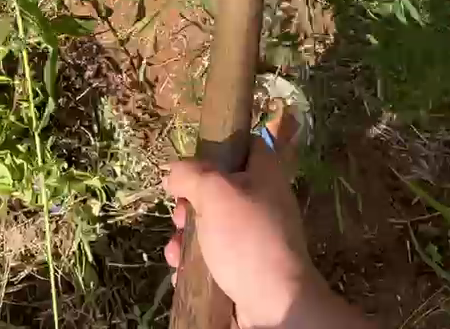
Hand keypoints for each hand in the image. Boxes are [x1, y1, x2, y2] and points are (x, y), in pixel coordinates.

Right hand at [164, 113, 362, 328]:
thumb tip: (173, 175)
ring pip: (211, 223)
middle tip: (180, 213)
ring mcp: (255, 236)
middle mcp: (262, 200)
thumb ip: (190, 174)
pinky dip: (194, 260)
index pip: (246, 143)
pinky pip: (213, 254)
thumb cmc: (247, 237)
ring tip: (177, 247)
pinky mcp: (246, 267)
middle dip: (190, 199)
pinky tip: (181, 268)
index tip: (194, 157)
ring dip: (186, 234)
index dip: (220, 145)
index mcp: (265, 173)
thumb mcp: (213, 192)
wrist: (275, 306)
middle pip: (218, 186)